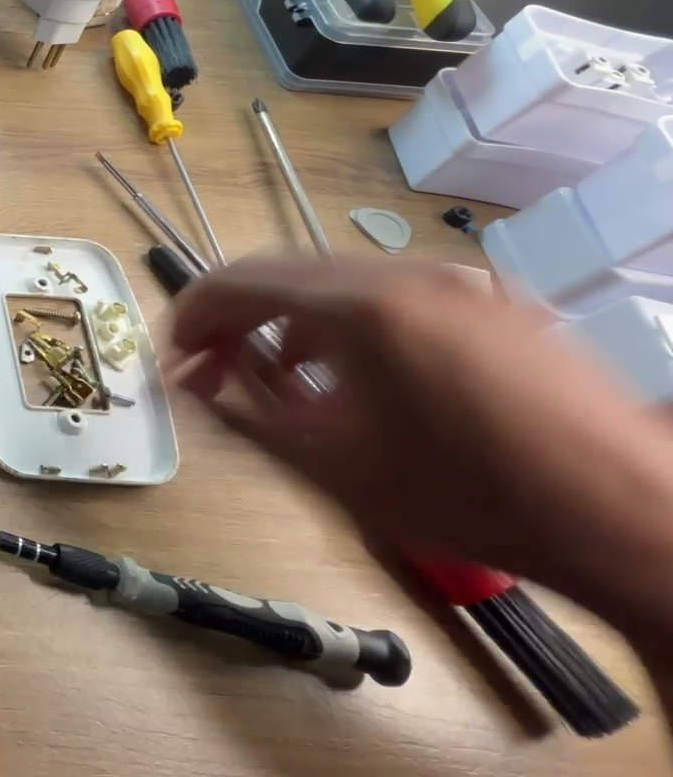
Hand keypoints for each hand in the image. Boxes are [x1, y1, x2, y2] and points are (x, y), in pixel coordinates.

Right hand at [171, 257, 672, 634]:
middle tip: (208, 366)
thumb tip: (188, 386)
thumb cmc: (470, 498)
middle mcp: (408, 275)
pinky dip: (346, 323)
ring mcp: (461, 283)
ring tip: (278, 376)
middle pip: (285, 273)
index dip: (189, 315)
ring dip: (287, 320)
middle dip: (233, 317)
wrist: (640, 523)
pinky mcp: (498, 303)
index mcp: (361, 306)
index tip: (172, 357)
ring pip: (338, 281)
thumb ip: (243, 414)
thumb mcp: (330, 465)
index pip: (238, 280)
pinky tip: (353, 373)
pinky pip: (393, 294)